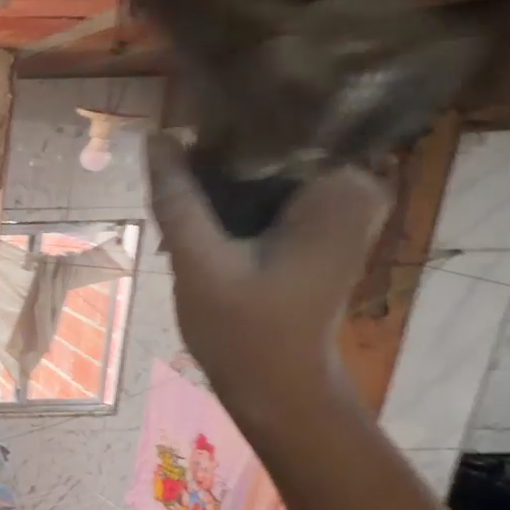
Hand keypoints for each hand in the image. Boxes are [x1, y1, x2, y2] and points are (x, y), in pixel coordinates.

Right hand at [146, 133, 391, 424]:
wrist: (276, 387)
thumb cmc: (242, 332)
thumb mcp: (199, 263)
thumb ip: (178, 198)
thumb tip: (155, 136)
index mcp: (339, 186)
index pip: (281, 122)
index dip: (226, 123)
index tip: (181, 133)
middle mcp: (354, 183)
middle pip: (276, 141)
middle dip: (221, 155)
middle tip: (175, 175)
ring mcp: (342, 203)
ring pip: (270, 164)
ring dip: (224, 177)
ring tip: (184, 193)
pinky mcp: (324, 222)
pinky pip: (273, 188)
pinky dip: (237, 197)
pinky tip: (204, 214)